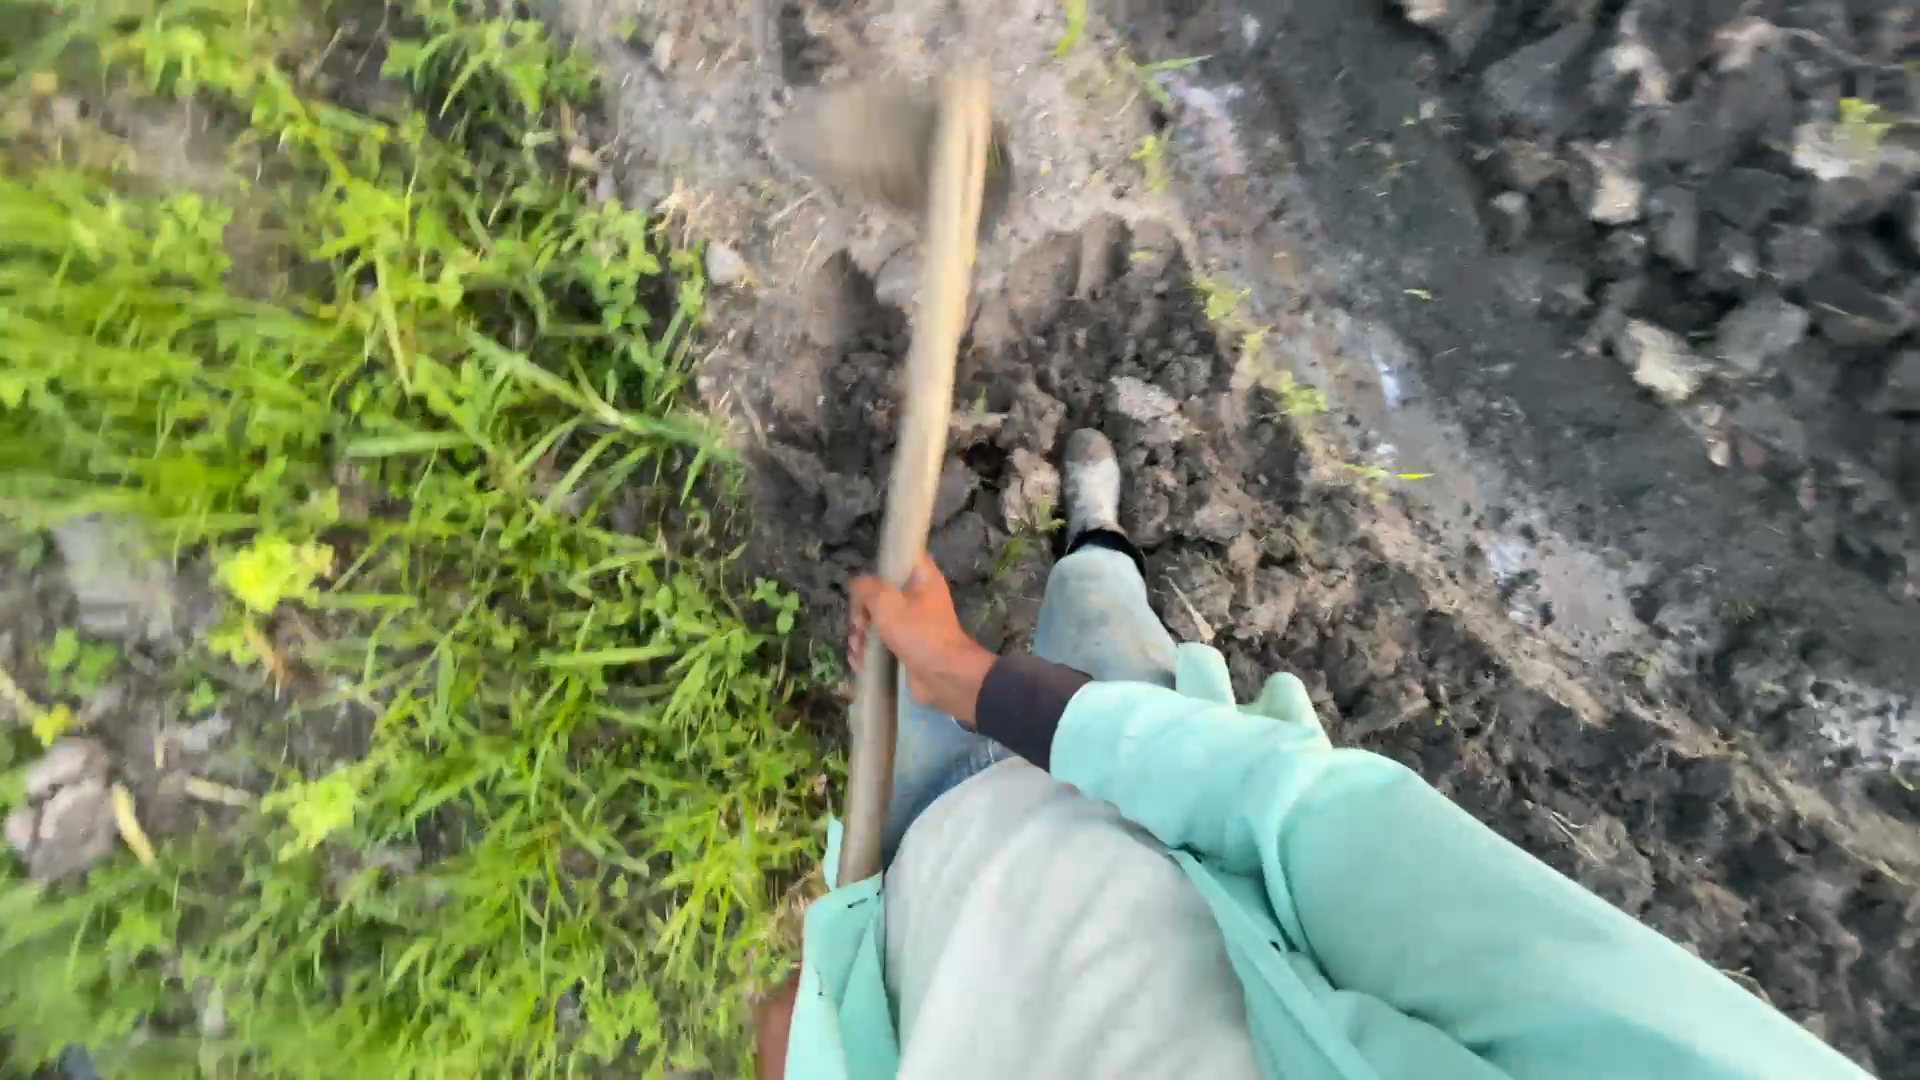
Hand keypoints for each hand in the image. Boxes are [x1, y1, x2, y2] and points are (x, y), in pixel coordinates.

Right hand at [849, 554, 996, 728]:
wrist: (943, 676)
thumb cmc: (918, 632)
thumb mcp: (886, 603)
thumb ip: (867, 588)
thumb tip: (857, 583)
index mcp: (923, 578)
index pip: (899, 559)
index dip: (880, 567)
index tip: (863, 584)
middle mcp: (919, 597)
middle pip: (881, 594)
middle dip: (862, 612)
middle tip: (858, 626)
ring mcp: (913, 624)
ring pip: (878, 621)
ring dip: (862, 635)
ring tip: (857, 649)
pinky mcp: (908, 647)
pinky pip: (882, 643)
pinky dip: (869, 652)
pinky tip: (860, 661)